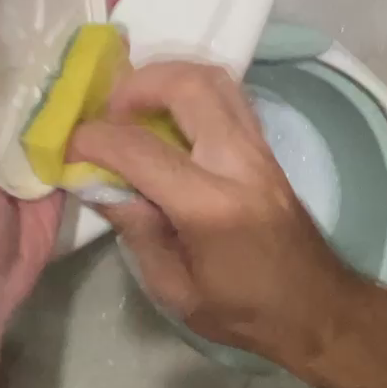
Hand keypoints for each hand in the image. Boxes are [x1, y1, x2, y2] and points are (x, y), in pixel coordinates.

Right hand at [68, 62, 377, 366]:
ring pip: (214, 77)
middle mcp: (240, 163)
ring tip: (136, 108)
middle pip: (188, 85)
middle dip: (136, 85)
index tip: (69, 146)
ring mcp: (259, 149)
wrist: (316, 307)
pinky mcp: (266, 147)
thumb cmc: (244, 311)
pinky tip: (167, 120)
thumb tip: (101, 184)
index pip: (141, 150)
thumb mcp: (175, 290)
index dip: (95, 140)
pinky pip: (227, 95)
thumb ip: (136, 231)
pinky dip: (189, 91)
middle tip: (109, 113)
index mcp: (212, 207)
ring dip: (166, 78)